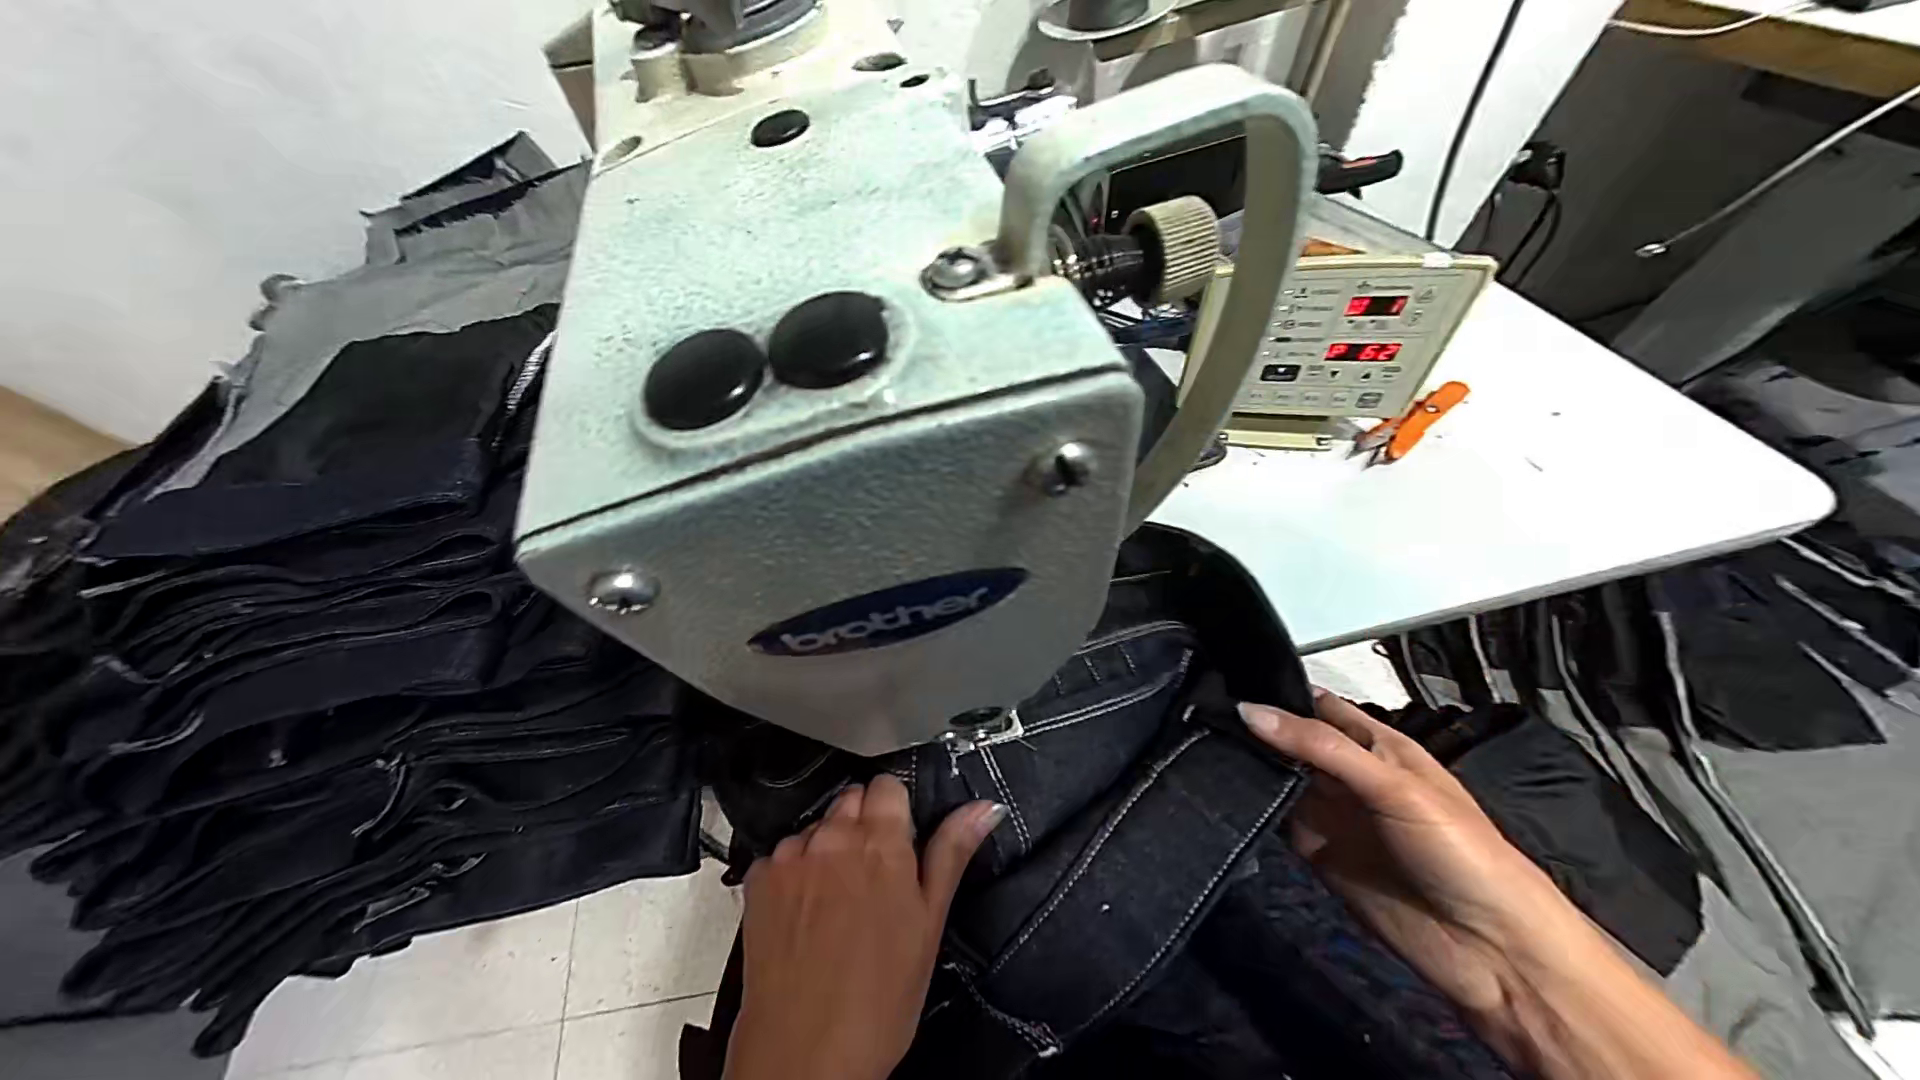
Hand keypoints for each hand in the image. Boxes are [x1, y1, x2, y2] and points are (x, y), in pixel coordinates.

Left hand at [724, 776, 1005, 1079]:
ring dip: (828, 846)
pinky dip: (794, 871)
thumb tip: (984, 806)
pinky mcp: (759, 878)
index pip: (887, 785)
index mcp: (882, 842)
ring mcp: (791, 855)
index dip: (896, 809)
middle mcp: (833, 836)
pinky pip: (782, 853)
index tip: (899, 840)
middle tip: (873, 875)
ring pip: (817, 825)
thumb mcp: (929, 923)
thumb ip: (952, 852)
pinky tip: (803, 913)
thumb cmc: (880, 997)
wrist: (803, 1057)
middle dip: (864, 824)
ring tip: (836, 901)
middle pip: (852, 800)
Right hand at [1241, 693, 1758, 1079]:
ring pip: (1273, 773)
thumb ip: (1321, 746)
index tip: (1225, 678)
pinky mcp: (1310, 846)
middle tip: (1201, 708)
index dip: (1275, 691)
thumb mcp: (1393, 785)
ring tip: (1199, 738)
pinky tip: (1218, 784)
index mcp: (1373, 744)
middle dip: (1252, 724)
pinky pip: (1270, 815)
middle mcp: (1344, 771)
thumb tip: (1249, 711)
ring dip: (1244, 760)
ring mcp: (1326, 809)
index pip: (1314, 704)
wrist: (1489, 952)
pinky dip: (1247, 801)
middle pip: (1287, 737)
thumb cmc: (1460, 851)